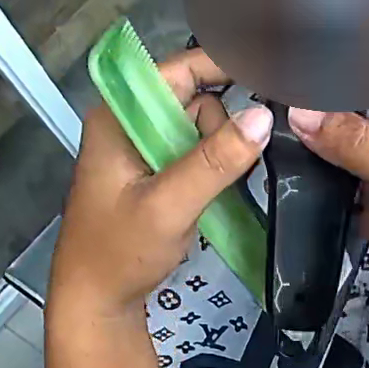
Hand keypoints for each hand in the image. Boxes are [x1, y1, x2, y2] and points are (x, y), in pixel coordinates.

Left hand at [50, 48, 271, 320]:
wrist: (97, 299)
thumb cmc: (120, 252)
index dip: (223, 68)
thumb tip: (262, 118)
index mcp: (121, 116)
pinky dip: (215, 168)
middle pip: (196, 99)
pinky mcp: (156, 172)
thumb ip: (214, 162)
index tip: (271, 78)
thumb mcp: (169, 206)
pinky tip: (215, 192)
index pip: (179, 69)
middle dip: (222, 128)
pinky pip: (198, 154)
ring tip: (214, 191)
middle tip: (224, 171)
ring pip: (202, 129)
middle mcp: (131, 122)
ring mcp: (143, 148)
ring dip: (220, 153)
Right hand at [287, 77, 368, 316]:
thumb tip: (302, 115)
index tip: (311, 49)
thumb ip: (362, 146)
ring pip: (348, 142)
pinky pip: (340, 178)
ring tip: (271, 115)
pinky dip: (317, 172)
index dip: (360, 57)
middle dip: (328, 99)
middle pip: (365, 106)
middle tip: (278, 84)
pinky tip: (284, 157)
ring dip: (318, 136)